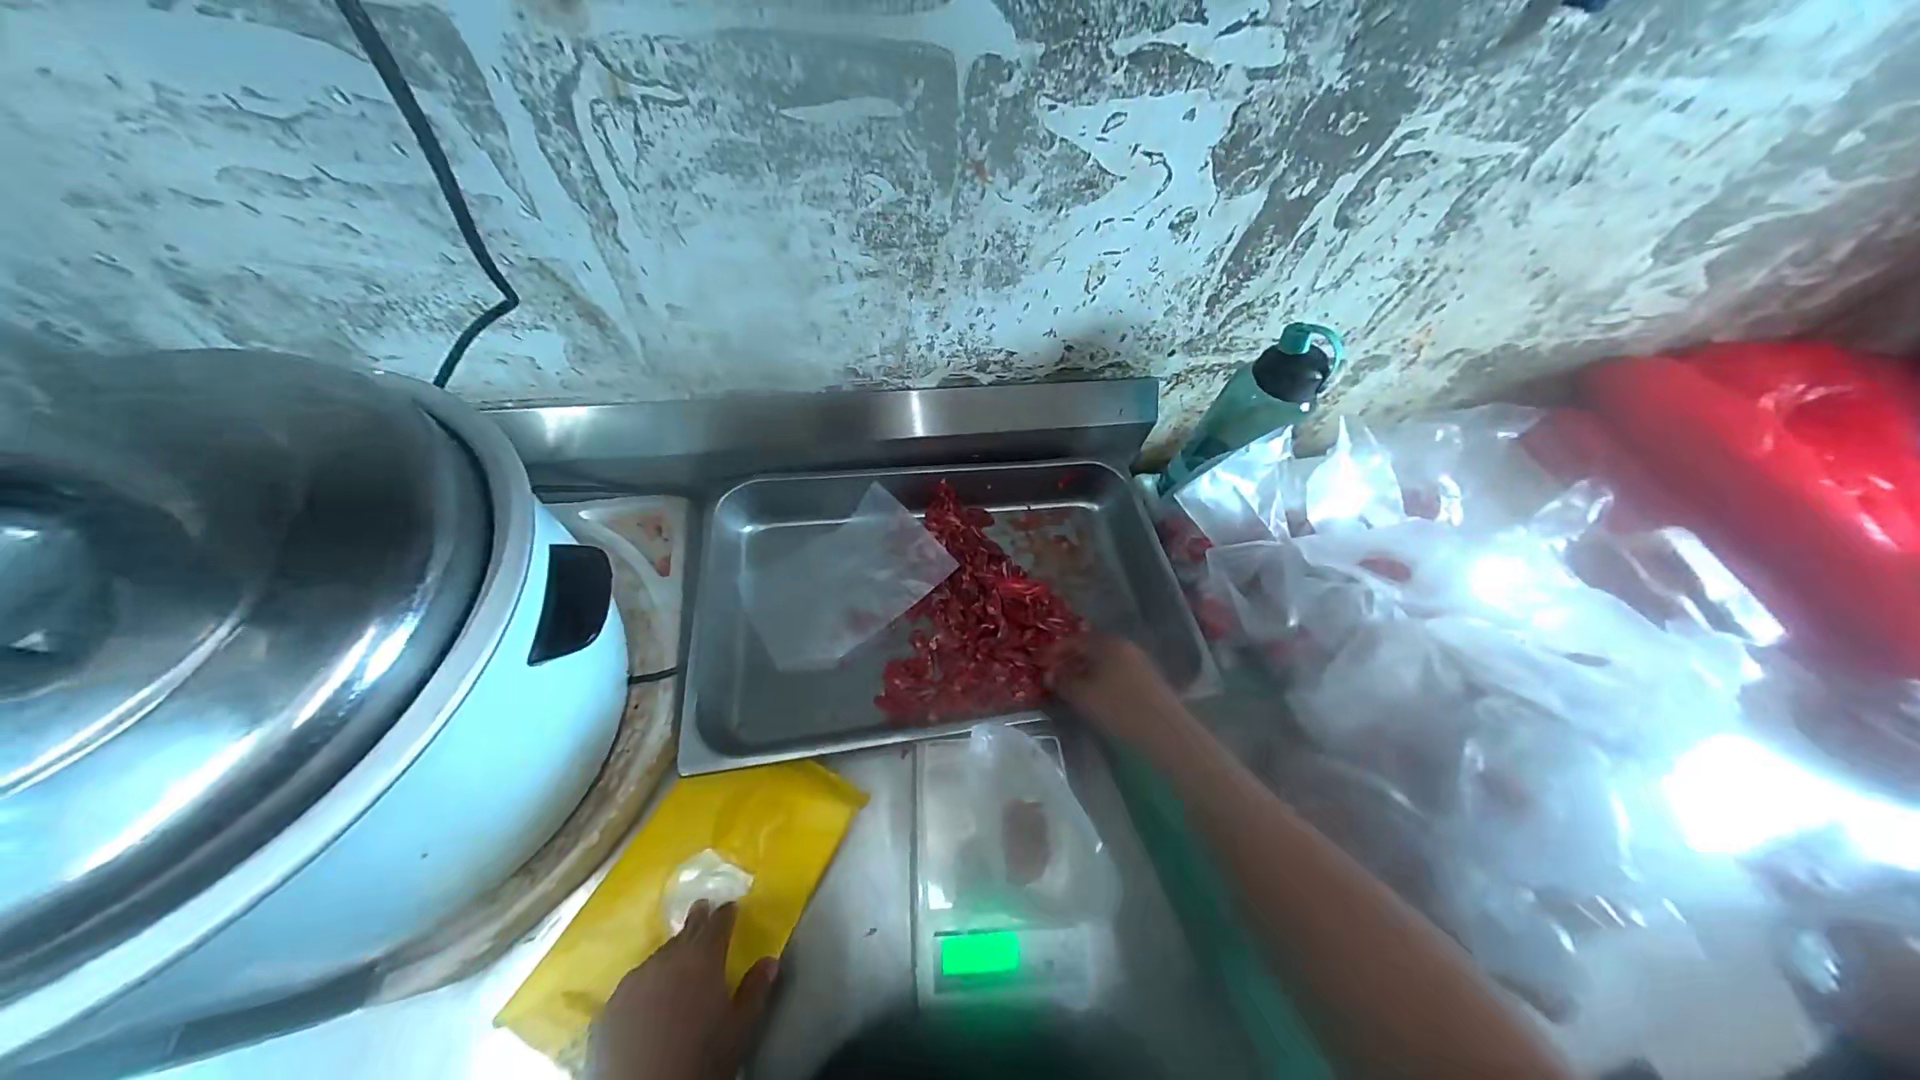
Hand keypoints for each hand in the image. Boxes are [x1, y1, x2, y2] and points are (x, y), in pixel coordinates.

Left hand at [590, 901, 777, 1079]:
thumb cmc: (701, 1059)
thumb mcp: (740, 1028)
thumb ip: (756, 990)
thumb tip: (770, 961)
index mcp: (702, 958)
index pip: (718, 924)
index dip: (726, 913)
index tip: (731, 906)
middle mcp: (667, 960)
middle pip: (685, 932)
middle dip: (697, 920)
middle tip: (702, 907)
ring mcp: (634, 982)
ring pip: (658, 957)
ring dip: (672, 953)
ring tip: (679, 959)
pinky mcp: (609, 1008)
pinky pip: (635, 984)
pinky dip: (647, 982)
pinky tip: (650, 997)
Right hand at [1046, 633, 1186, 748]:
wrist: (1165, 732)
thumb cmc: (1118, 708)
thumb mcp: (1082, 695)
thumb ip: (1062, 681)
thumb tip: (1050, 674)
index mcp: (1107, 643)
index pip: (1073, 640)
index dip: (1052, 652)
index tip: (1037, 664)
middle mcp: (1124, 646)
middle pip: (1090, 649)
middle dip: (1068, 661)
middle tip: (1052, 676)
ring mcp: (1139, 662)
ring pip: (1103, 662)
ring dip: (1084, 672)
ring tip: (1069, 689)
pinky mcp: (1148, 681)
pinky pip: (1116, 673)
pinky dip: (1099, 680)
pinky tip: (1094, 697)